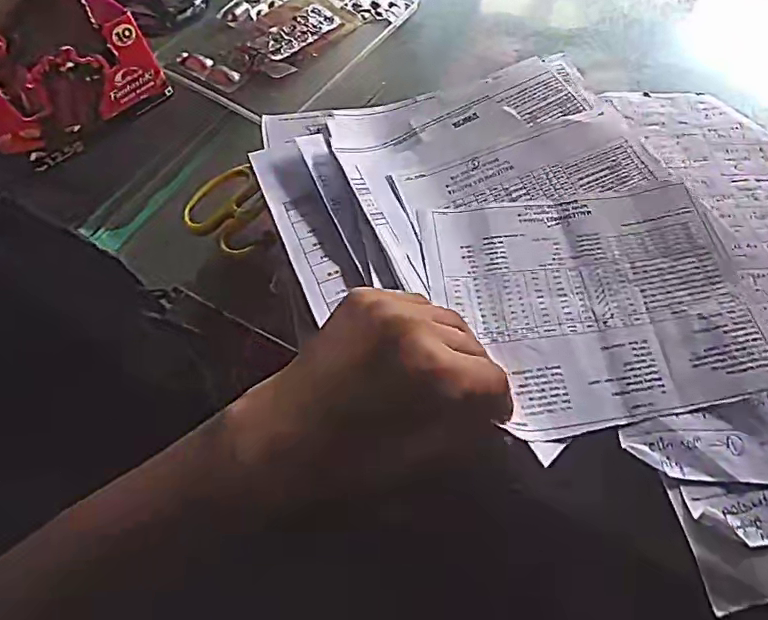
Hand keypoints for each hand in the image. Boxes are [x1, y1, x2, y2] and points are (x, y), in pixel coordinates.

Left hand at [220, 288, 511, 510]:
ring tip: (434, 372)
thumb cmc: (344, 469)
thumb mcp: (420, 464)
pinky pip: (415, 306)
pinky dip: (420, 328)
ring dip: (449, 347)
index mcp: (430, 368)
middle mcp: (413, 324)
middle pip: (473, 345)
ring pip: (446, 319)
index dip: (497, 405)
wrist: (270, 443)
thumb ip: (468, 433)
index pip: (492, 379)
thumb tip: (493, 415)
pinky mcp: (363, 297)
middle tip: (462, 400)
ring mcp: (386, 304)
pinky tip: (406, 351)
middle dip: (473, 375)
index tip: (492, 418)